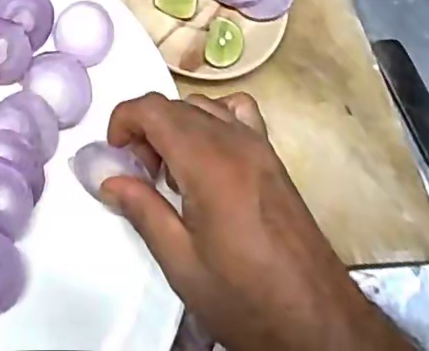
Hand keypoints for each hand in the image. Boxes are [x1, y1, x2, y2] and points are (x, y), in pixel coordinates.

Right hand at [104, 92, 410, 350]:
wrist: (319, 323)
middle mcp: (232, 140)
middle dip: (145, 129)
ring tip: (171, 172)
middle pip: (173, 105)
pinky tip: (209, 155)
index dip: (123, 120)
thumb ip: (142, 210)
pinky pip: (237, 112)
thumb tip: (109, 179)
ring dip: (175, 125)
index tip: (115, 154)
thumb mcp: (182, 265)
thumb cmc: (246, 298)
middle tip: (140, 175)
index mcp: (206, 162)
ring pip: (201, 105)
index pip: (151, 108)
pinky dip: (213, 118)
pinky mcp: (272, 156)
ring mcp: (257, 144)